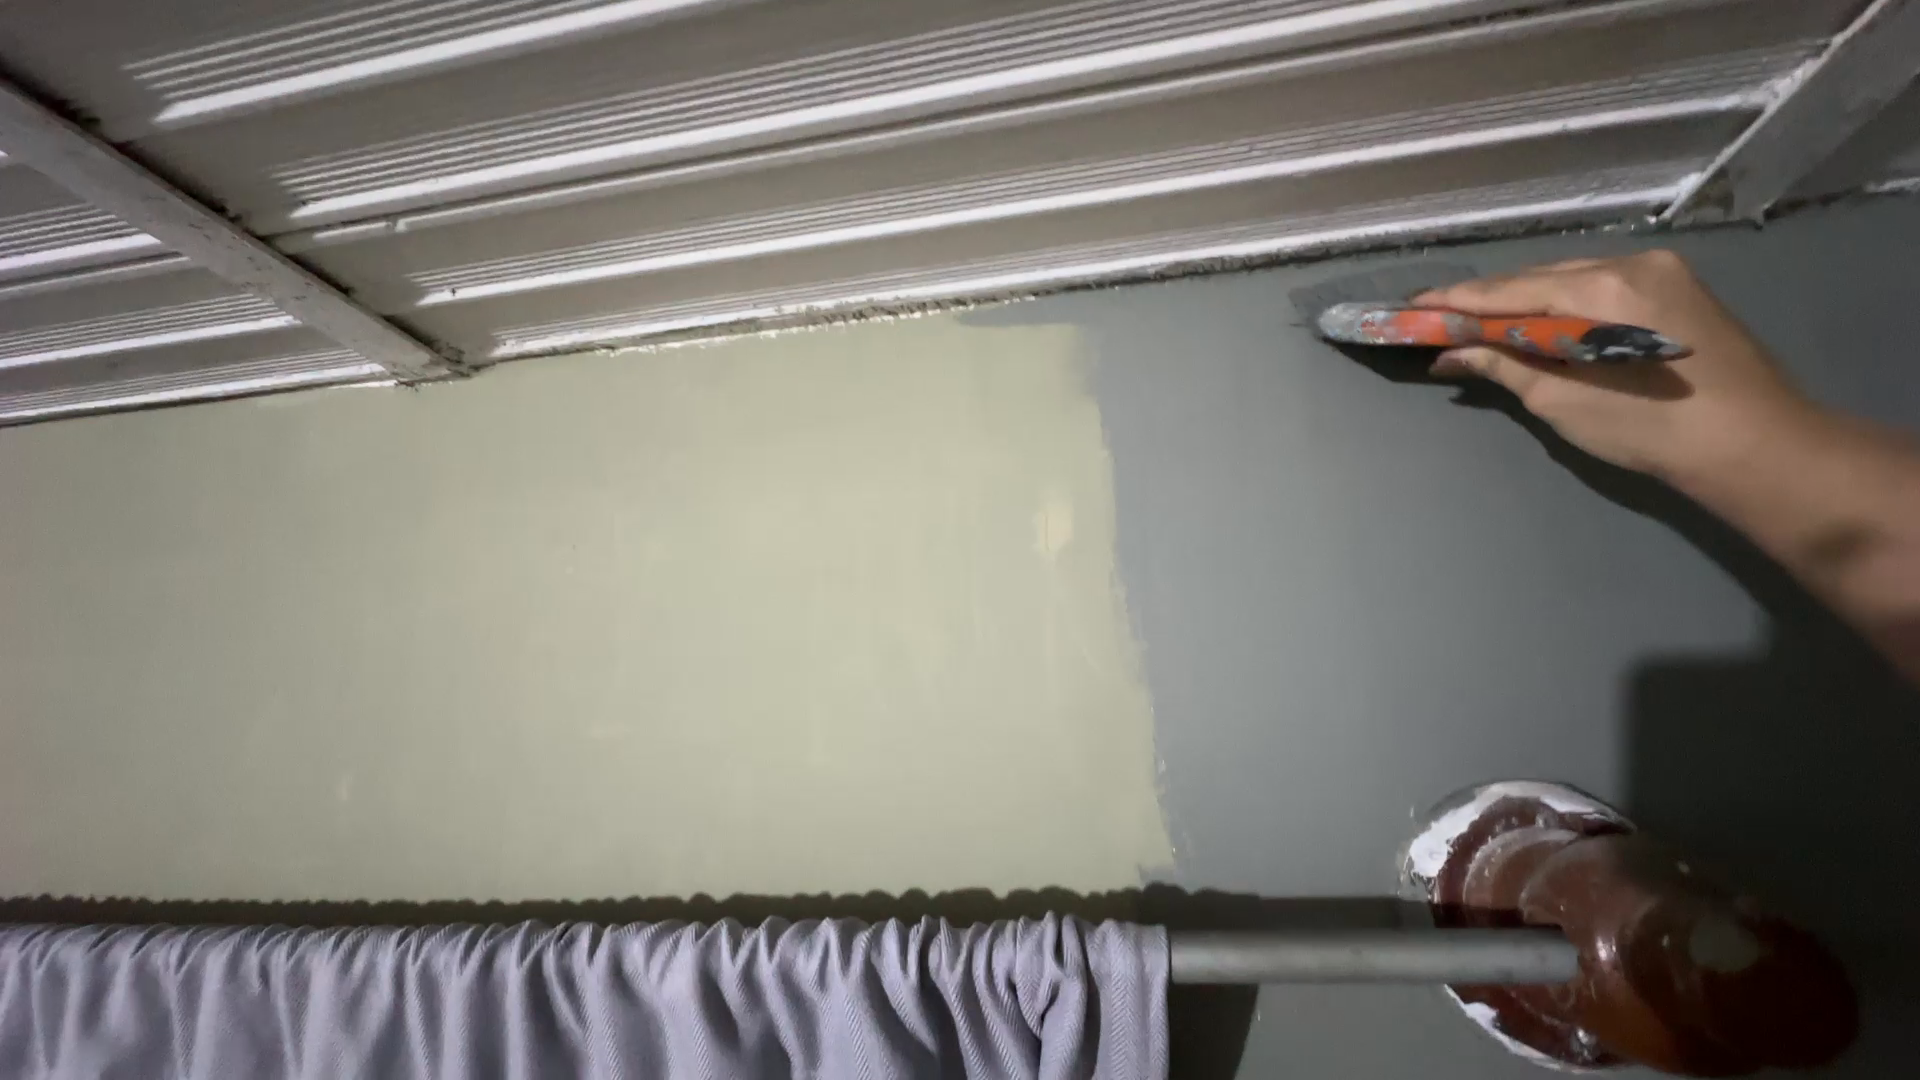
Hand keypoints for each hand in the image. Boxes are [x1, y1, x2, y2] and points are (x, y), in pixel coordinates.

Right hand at [1416, 250, 1821, 480]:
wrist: (1751, 441)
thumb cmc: (1645, 425)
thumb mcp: (1557, 398)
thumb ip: (1501, 364)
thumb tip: (1448, 354)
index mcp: (1600, 289)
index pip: (1506, 291)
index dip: (1453, 302)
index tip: (1410, 307)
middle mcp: (1629, 264)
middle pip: (1533, 279)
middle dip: (1482, 301)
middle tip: (1435, 318)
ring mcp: (1657, 271)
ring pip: (1563, 279)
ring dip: (1516, 301)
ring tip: (1473, 322)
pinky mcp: (1672, 286)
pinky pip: (1593, 285)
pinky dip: (1554, 302)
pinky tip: (1529, 321)